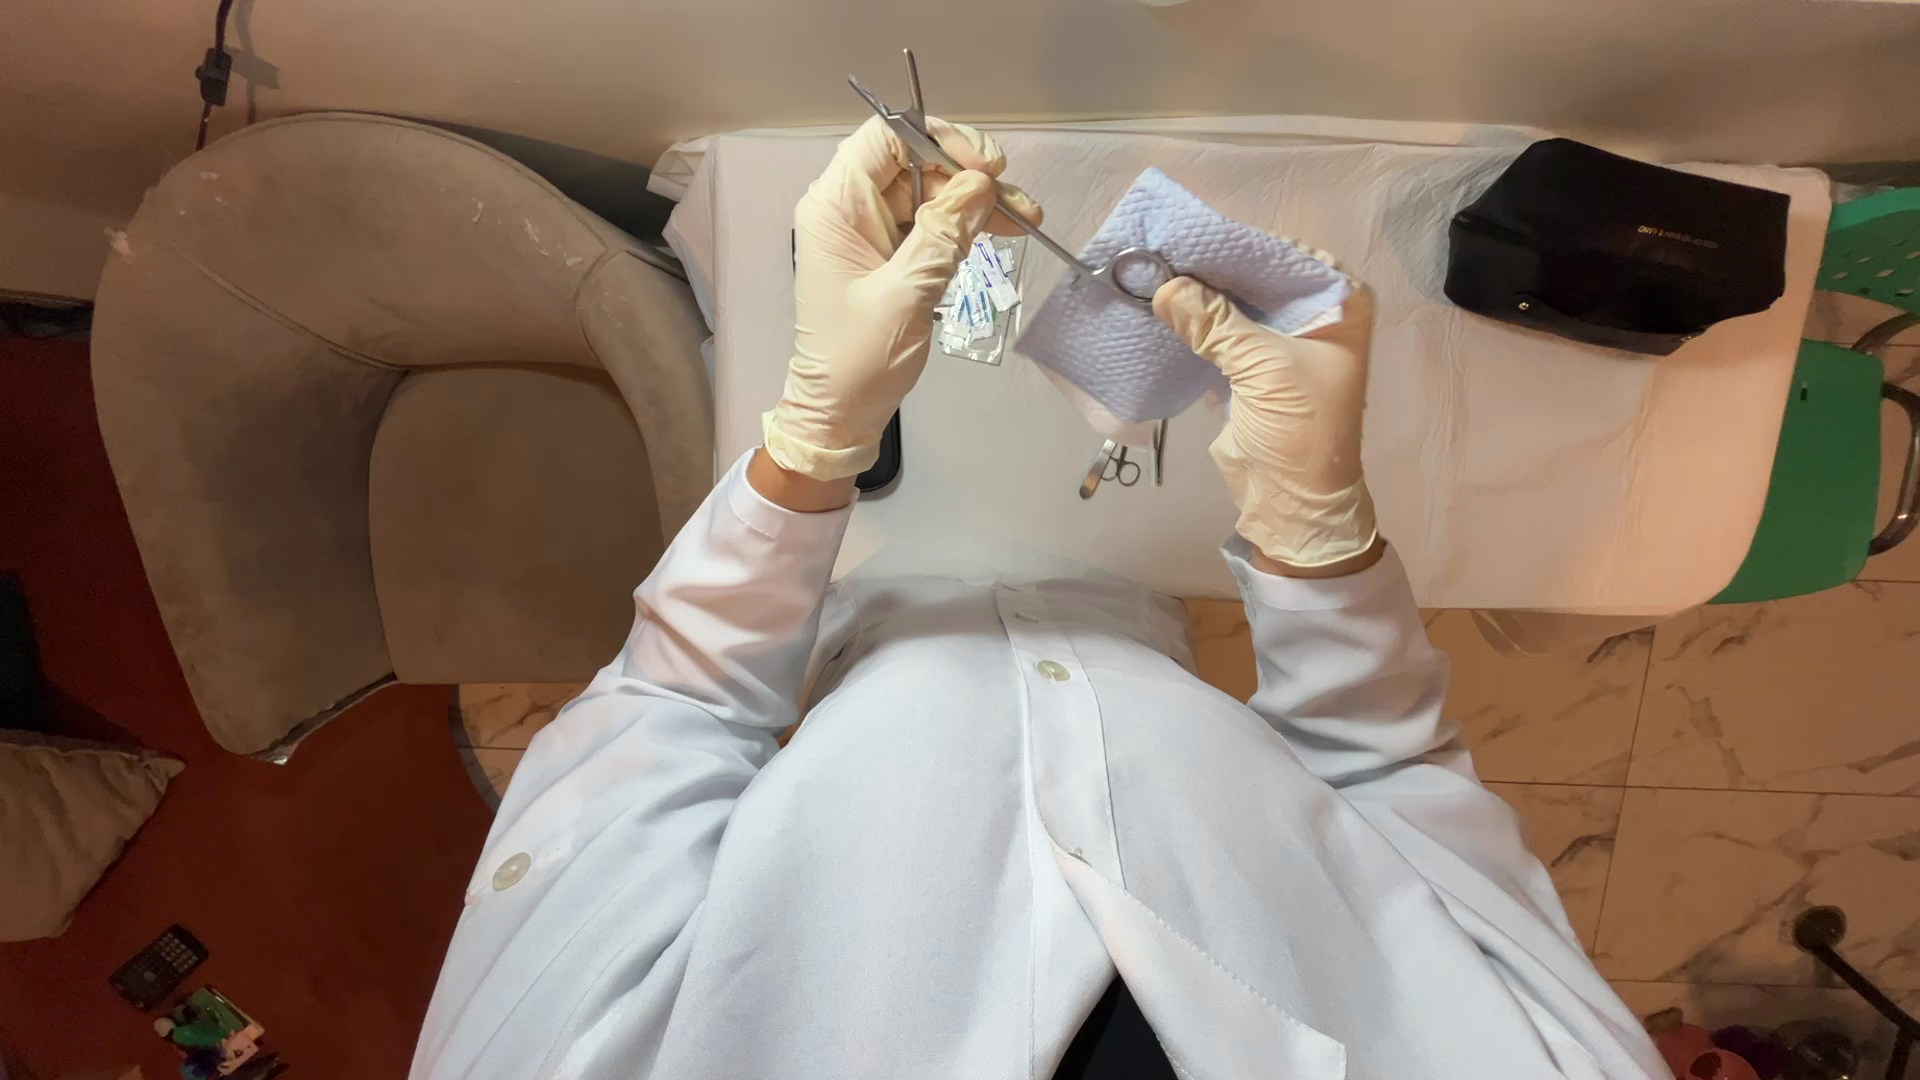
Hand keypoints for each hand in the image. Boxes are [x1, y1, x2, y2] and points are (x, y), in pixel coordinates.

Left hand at [761, 115, 1042, 481]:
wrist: (839, 414)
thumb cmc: (859, 361)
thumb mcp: (907, 296)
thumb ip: (944, 236)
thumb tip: (980, 186)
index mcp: (836, 208)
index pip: (888, 138)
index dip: (940, 141)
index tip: (986, 169)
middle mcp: (848, 211)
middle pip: (915, 166)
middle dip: (970, 181)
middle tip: (1019, 204)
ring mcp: (868, 235)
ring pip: (929, 198)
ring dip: (976, 207)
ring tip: (1026, 220)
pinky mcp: (885, 259)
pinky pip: (928, 229)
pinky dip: (962, 231)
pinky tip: (1001, 234)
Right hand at [1152, 273, 1379, 570]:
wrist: (1291, 498)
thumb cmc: (1299, 429)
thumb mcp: (1264, 368)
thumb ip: (1216, 323)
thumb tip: (1164, 287)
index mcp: (1338, 303)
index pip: (1284, 257)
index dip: (1239, 248)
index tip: (1190, 239)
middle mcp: (1311, 315)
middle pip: (1254, 280)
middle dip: (1211, 273)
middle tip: (1162, 255)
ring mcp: (1277, 342)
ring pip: (1231, 308)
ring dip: (1196, 301)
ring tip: (1152, 279)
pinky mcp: (1247, 368)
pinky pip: (1216, 336)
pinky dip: (1191, 328)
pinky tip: (1160, 313)